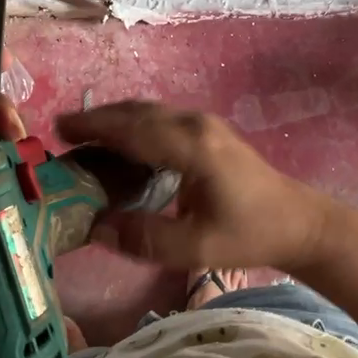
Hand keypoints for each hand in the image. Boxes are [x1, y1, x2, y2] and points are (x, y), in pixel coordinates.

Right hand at [56, 102, 335, 272]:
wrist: (297, 222)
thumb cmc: (248, 235)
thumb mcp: (196, 247)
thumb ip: (145, 238)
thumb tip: (96, 228)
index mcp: (193, 147)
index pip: (134, 129)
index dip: (95, 127)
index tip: (60, 129)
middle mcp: (195, 124)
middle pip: (137, 112)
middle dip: (98, 118)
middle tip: (62, 131)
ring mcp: (203, 123)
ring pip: (148, 110)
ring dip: (115, 118)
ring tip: (82, 134)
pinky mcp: (206, 130)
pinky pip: (160, 117)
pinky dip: (133, 123)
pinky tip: (119, 142)